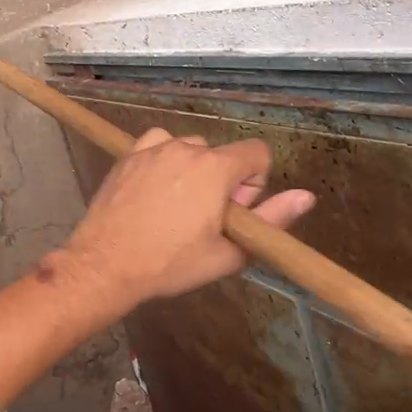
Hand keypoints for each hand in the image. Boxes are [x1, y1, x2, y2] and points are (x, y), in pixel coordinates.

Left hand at [55, 127, 314, 310]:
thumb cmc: (169, 264)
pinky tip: (154, 190)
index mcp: (215, 168)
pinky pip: (156, 146)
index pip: (257, 153)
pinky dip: (161, 160)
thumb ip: (271, 221)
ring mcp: (151, 150)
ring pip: (187, 150)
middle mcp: (184, 149)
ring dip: (191, 171)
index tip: (233, 213)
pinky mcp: (126, 158)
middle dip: (221, 181)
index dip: (253, 184)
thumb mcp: (228, 252)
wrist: (105, 265)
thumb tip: (306, 197)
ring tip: (175, 208)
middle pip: (220, 154)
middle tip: (202, 219)